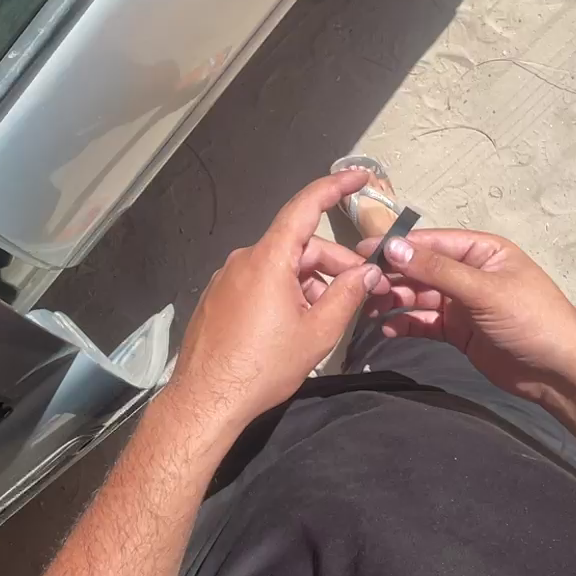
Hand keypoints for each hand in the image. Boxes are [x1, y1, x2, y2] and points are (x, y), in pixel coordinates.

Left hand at [163, 171, 390, 431]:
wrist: (207, 399)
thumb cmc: (263, 366)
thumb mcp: (317, 332)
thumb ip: (347, 295)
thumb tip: (368, 272)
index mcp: (268, 258)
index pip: (305, 206)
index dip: (336, 187)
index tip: (360, 176)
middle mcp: (244, 260)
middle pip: (298, 246)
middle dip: (333, 263)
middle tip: (363, 289)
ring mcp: (226, 278)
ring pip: (279, 267)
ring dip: (308, 283)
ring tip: (327, 316)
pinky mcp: (217, 298)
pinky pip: (258, 283)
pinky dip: (283, 292)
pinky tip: (294, 323)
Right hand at [357, 229, 575, 404]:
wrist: (559, 374)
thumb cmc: (532, 320)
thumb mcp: (484, 290)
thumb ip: (437, 270)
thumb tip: (394, 247)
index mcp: (481, 251)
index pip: (430, 242)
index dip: (396, 247)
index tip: (361, 252)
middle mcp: (468, 273)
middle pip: (420, 269)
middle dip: (392, 277)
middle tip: (361, 287)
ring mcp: (461, 303)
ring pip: (418, 296)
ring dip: (394, 302)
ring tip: (369, 310)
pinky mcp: (457, 331)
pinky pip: (423, 322)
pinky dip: (405, 325)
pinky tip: (387, 330)